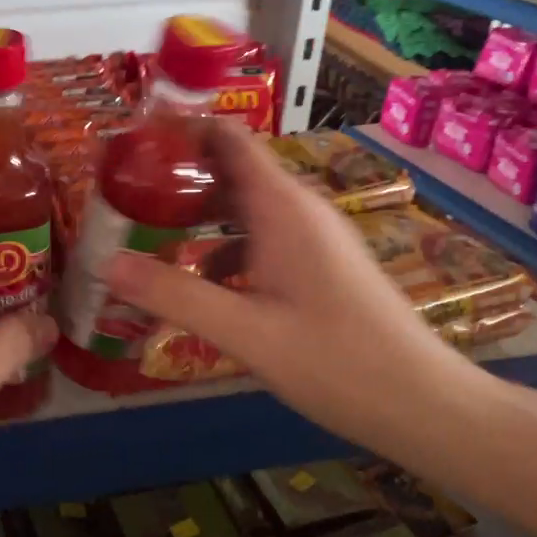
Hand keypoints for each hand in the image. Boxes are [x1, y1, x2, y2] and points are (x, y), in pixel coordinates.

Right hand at [103, 119, 482, 442]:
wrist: (430, 408)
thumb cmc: (338, 361)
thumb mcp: (245, 332)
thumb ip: (174, 294)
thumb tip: (106, 264)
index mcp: (280, 206)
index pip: (226, 137)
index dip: (179, 129)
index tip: (131, 142)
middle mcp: (298, 209)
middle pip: (229, 169)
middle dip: (176, 175)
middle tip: (124, 192)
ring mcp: (314, 237)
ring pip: (244, 205)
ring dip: (197, 212)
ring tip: (148, 231)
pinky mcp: (321, 264)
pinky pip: (261, 235)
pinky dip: (224, 244)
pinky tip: (200, 280)